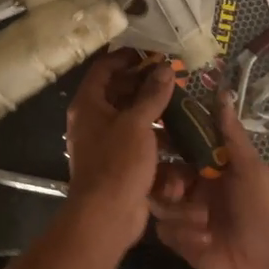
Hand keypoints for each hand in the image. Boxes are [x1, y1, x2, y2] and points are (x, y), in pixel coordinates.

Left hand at [64, 49, 176, 249]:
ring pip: (129, 115)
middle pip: (117, 90)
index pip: (104, 68)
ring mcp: (104, 141)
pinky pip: (136, 138)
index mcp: (88, 104)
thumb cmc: (117, 163)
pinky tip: (178, 132)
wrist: (106, 215)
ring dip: (152, 108)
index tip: (152, 53)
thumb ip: (152, 94)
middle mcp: (92, 119)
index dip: (126, 57)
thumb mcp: (137, 124)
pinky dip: (153, 132)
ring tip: (180, 101)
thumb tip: (165, 68)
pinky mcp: (118, 161)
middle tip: (172, 76)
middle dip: (144, 83)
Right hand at [149, 92, 268, 268]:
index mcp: (212, 168)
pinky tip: (201, 239)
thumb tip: (221, 91)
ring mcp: (187, 217)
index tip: (151, 136)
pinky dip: (178, 234)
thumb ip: (230, 134)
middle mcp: (195, 189)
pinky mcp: (183, 244)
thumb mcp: (250, 168)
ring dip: (175, 210)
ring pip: (158, 203)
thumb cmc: (266, 210)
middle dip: (163, 180)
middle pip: (162, 176)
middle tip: (176, 190)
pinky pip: (163, 232)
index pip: (180, 148)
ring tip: (199, 221)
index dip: (166, 142)